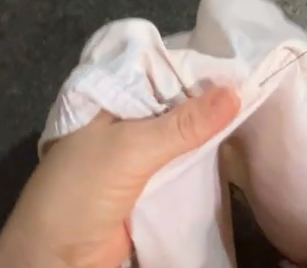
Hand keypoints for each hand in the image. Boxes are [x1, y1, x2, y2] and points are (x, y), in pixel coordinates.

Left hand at [0, 87, 241, 267]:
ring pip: (180, 127)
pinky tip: (230, 143)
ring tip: (251, 107)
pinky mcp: (146, 181)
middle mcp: (123, 113)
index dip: (195, 63)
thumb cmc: (81, 191)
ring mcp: (134, 148)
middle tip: (253, 82)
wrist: (54, 263)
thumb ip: (183, 124)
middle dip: (207, 93)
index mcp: (109, 91)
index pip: (158, 64)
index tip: (239, 58)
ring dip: (207, 125)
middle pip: (173, 96)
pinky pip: (180, 158)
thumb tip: (236, 91)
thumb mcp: (132, 150)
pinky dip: (201, 153)